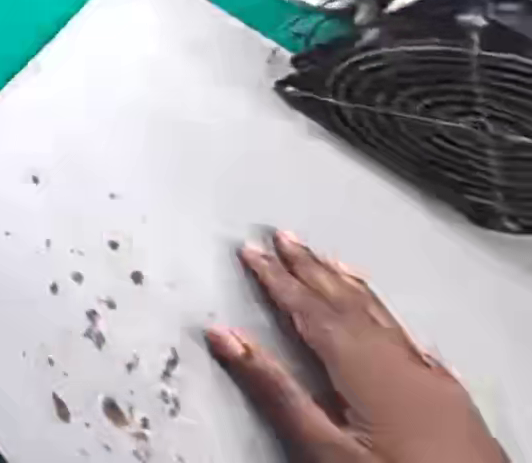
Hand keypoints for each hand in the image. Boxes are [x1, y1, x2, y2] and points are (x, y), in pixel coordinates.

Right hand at [205, 230, 505, 462]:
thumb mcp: (324, 448)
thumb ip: (273, 389)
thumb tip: (219, 333)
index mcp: (369, 376)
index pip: (312, 313)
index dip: (277, 278)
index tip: (250, 250)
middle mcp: (407, 373)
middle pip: (350, 310)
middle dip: (313, 270)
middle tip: (286, 237)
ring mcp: (440, 392)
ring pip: (384, 323)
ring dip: (349, 288)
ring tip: (329, 261)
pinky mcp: (458, 410)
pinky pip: (414, 346)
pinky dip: (388, 321)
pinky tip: (387, 321)